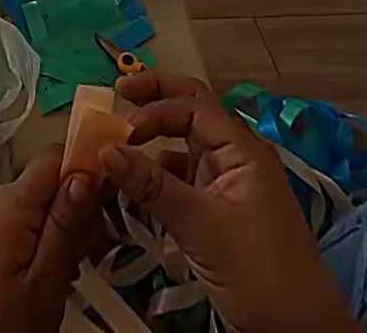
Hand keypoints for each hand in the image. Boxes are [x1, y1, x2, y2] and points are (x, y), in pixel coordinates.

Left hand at [0, 146, 105, 332]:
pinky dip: (64, 238)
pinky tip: (66, 268)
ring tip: (76, 264)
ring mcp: (10, 213)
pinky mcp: (12, 231)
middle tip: (89, 247)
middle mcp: (11, 196)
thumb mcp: (45, 277)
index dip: (88, 164)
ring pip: (58, 199)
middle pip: (60, 176)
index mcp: (17, 199)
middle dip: (85, 205)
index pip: (57, 154)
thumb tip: (87, 173)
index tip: (114, 192)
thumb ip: (65, 223)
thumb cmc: (4, 320)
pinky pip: (47, 218)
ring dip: (77, 226)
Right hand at [100, 73, 361, 332]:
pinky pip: (181, 174)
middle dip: (155, 97)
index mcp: (241, 150)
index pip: (192, 105)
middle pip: (191, 109)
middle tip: (118, 91)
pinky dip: (156, 171)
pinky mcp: (217, 208)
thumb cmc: (261, 274)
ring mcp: (226, 182)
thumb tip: (105, 150)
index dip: (154, 107)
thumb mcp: (202, 227)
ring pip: (184, 142)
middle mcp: (234, 156)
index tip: (123, 129)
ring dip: (153, 136)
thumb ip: (151, 186)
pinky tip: (133, 181)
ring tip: (119, 139)